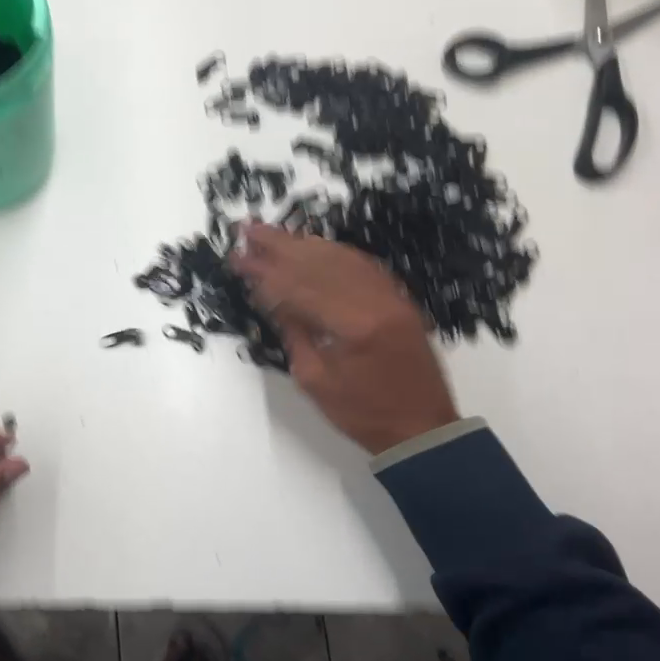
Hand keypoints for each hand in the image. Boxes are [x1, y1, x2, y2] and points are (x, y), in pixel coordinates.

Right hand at [229, 223, 458, 454]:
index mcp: (353, 325)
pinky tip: (314, 246)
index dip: (264, 271)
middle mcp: (376, 302)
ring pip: (342, 259)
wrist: (423, 430)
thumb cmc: (362, 414)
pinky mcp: (399, 301)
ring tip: (273, 232)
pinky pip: (364, 266)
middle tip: (248, 229)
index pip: (299, 287)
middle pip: (320, 264)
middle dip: (279, 246)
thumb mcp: (315, 379)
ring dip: (304, 244)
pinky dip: (335, 253)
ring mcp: (391, 298)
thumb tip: (270, 296)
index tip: (236, 258)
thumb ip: (294, 332)